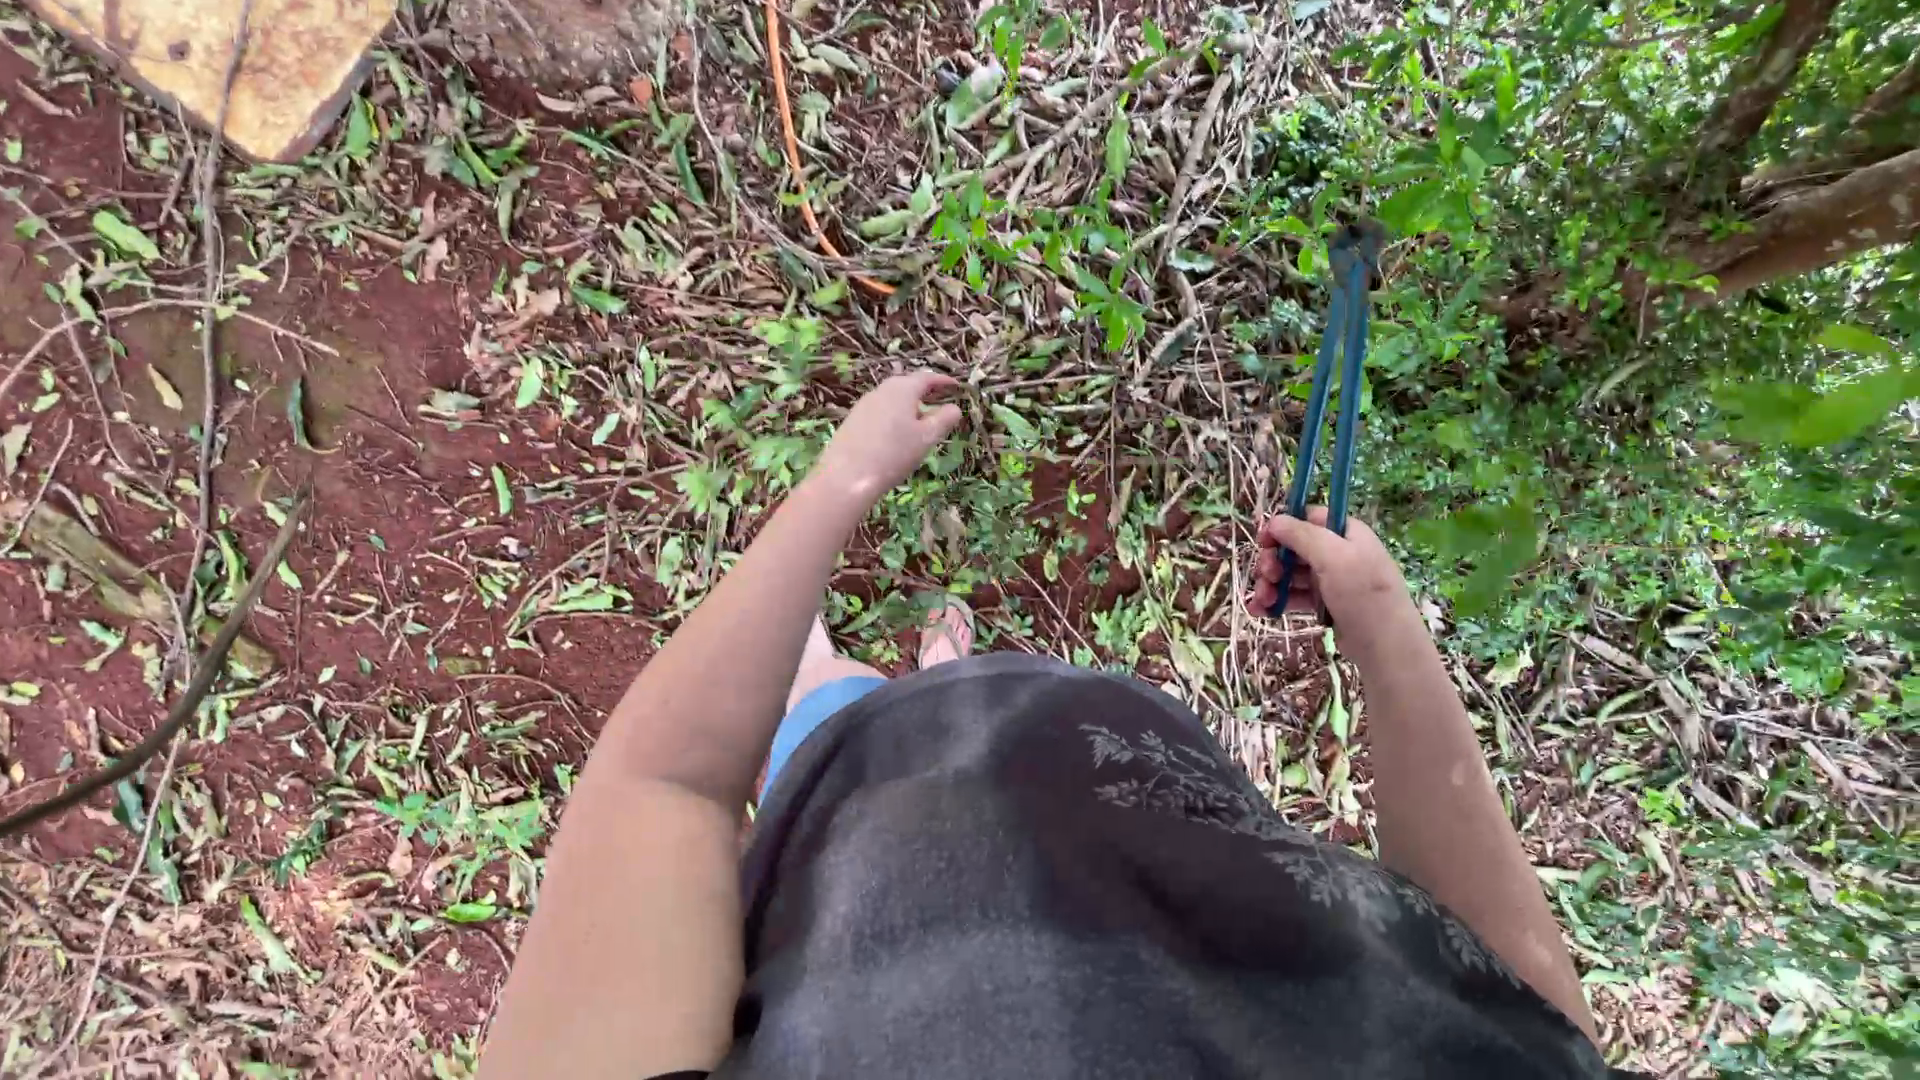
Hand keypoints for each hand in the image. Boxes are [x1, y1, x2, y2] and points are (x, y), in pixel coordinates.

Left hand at [811, 372, 963, 502]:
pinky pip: (880, 412)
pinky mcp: (853, 421)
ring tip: (919, 422)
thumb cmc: (894, 453)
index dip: (942, 381)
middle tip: (938, 402)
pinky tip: (895, 435)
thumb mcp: (926, 437)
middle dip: (924, 392)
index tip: (956, 385)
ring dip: (908, 406)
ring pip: (892, 400)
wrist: (847, 476)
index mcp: (902, 389)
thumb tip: (955, 408)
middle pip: (906, 385)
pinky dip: (893, 417)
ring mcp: (864, 405)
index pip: (926, 378)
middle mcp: (881, 391)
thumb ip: (943, 420)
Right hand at [1248, 507, 1415, 631]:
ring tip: (1262, 600)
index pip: (1309, 517)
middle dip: (1273, 561)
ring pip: (1290, 573)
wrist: (1385, 647)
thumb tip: (1274, 521)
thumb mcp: (1333, 557)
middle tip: (1265, 576)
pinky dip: (1277, 601)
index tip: (1263, 542)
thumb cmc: (1363, 595)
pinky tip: (1260, 610)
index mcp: (1346, 534)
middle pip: (1294, 547)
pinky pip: (1295, 595)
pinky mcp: (1325, 603)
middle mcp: (1338, 552)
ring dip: (1270, 583)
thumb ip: (1302, 535)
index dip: (1283, 526)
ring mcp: (1331, 579)